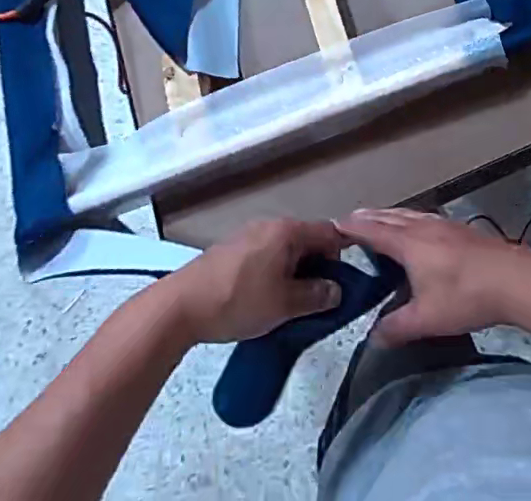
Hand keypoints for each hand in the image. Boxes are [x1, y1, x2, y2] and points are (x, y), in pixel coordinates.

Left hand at [159, 218, 345, 343]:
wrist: (182, 305)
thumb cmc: (238, 301)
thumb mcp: (285, 305)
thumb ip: (318, 296)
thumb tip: (336, 290)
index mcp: (286, 231)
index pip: (329, 233)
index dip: (343, 257)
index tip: (348, 284)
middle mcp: (269, 225)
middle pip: (308, 241)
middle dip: (320, 269)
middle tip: (323, 302)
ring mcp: (249, 235)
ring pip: (287, 251)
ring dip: (297, 274)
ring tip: (296, 306)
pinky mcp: (233, 250)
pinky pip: (268, 256)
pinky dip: (277, 274)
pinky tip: (270, 300)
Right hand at [337, 208, 530, 346]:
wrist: (515, 280)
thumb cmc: (466, 296)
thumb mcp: (427, 319)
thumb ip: (398, 327)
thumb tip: (374, 337)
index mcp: (408, 243)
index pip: (372, 231)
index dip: (352, 228)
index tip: (334, 225)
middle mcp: (422, 227)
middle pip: (388, 217)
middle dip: (367, 218)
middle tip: (351, 220)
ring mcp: (444, 224)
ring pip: (408, 214)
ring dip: (389, 215)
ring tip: (380, 219)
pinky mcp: (461, 229)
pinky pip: (424, 217)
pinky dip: (410, 218)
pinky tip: (419, 226)